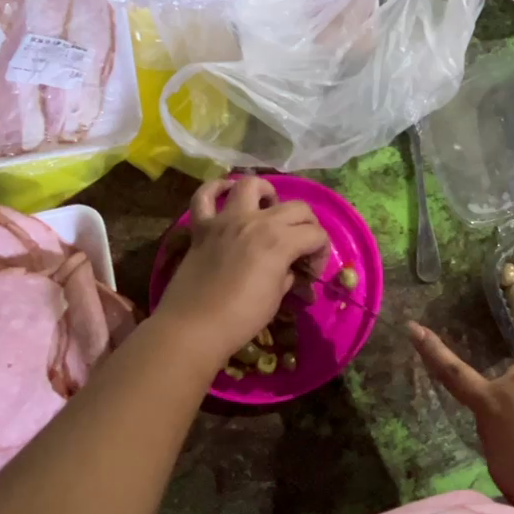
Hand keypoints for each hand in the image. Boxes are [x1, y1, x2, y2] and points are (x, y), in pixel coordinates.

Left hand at [154, 177, 327, 367]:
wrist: (192, 329)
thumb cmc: (240, 318)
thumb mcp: (276, 297)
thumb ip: (287, 274)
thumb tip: (290, 270)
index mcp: (280, 241)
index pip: (316, 235)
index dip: (321, 252)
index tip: (311, 272)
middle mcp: (256, 221)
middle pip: (296, 208)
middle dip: (307, 226)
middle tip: (300, 247)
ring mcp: (226, 220)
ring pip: (252, 185)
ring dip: (266, 192)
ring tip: (268, 209)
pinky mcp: (202, 227)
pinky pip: (204, 196)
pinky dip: (215, 189)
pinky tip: (225, 193)